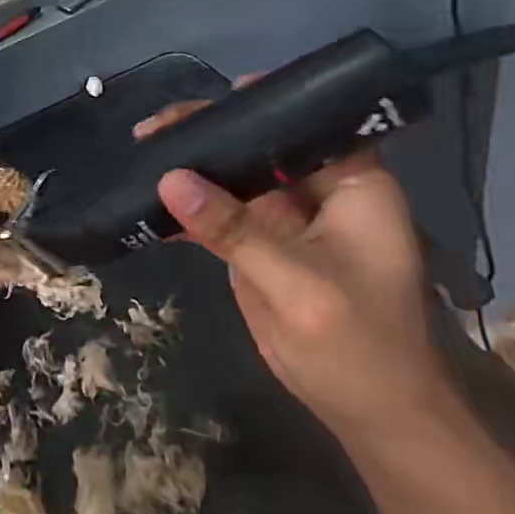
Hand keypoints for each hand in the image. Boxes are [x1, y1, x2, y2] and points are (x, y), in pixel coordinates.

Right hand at [138, 102, 447, 435]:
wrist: (372, 417)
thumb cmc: (361, 347)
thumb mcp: (300, 285)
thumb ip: (236, 230)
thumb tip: (170, 179)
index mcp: (351, 179)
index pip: (307, 118)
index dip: (263, 99)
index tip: (212, 96)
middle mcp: (317, 186)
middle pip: (260, 140)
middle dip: (211, 128)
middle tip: (155, 127)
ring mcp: (284, 214)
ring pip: (234, 174)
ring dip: (192, 163)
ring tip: (142, 146)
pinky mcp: (259, 243)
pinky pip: (218, 213)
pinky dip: (186, 207)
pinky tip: (145, 200)